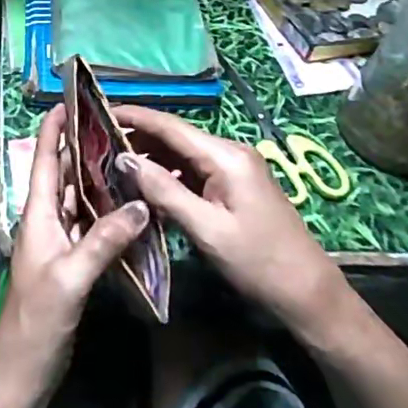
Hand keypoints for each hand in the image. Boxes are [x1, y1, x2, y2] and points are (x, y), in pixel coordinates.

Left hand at [0, 105, 148, 399]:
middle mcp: (46, 220)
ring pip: (77, 199)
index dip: (51, 130)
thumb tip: (138, 204)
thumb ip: (102, 240)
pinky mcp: (71, 263)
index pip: (41, 160)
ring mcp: (58, 242)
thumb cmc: (38, 317)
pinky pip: (89, 226)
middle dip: (81, 148)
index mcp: (37, 214)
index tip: (67, 102)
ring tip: (125, 159)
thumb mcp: (71, 277)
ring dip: (96, 180)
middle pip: (61, 175)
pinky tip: (129, 209)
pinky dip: (106, 214)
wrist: (25, 367)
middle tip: (112, 127)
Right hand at [111, 105, 353, 337]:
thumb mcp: (206, 229)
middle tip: (96, 142)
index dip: (132, 116)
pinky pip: (192, 170)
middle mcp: (229, 151)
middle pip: (173, 135)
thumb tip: (123, 158)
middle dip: (135, 136)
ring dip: (149, 157)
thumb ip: (163, 190)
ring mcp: (233, 167)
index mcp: (225, 156)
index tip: (97, 112)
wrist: (310, 296)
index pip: (169, 125)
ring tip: (111, 163)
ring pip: (180, 152)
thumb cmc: (259, 263)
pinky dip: (167, 174)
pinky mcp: (234, 184)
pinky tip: (143, 185)